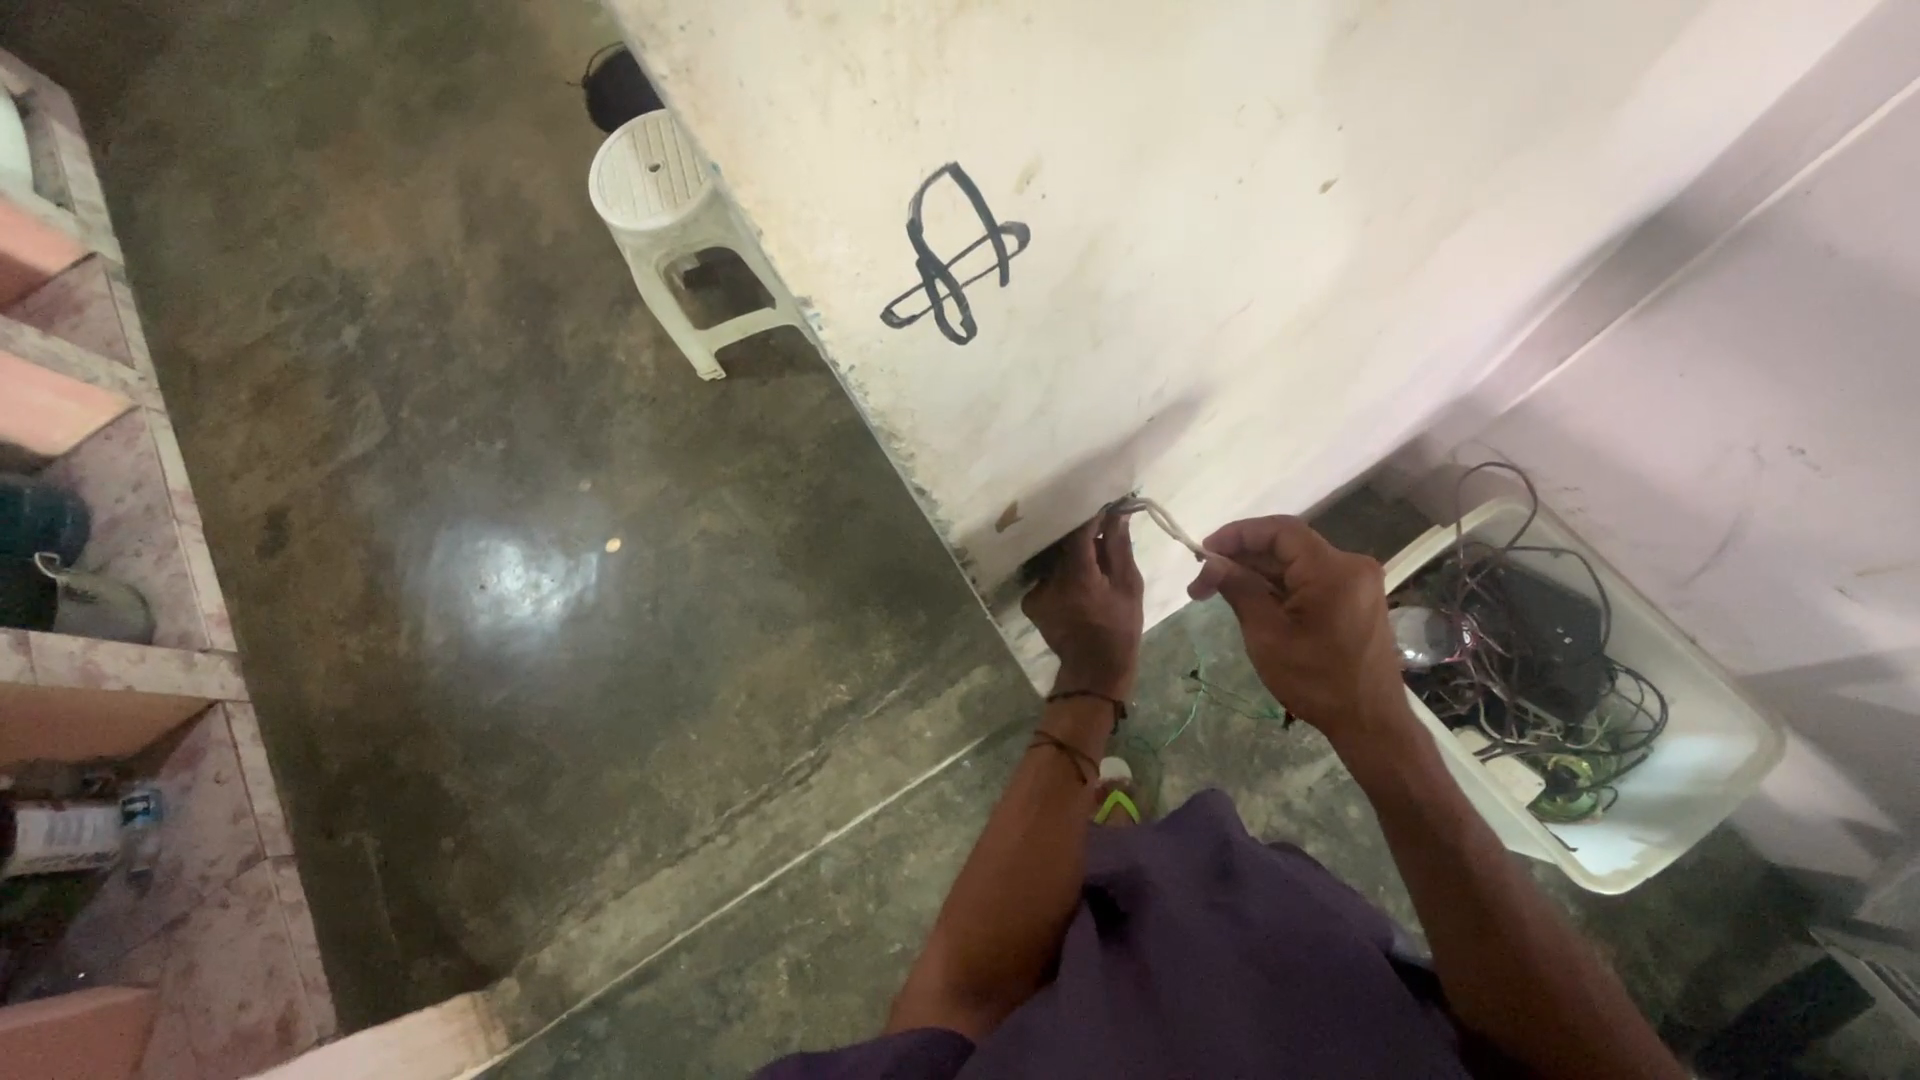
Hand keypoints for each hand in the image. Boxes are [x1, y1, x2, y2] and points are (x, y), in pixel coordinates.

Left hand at [1022, 511, 1144, 700]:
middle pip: (1064, 544)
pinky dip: (1060, 574)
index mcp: (1077, 575)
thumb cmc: (1120, 627)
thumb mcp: (1129, 584)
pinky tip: (1075, 584)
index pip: (1078, 531)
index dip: (1092, 517)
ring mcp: (1036, 591)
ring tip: (1091, 563)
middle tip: (1102, 536)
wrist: (1094, 668)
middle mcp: (1050, 579)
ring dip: (1071, 556)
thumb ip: (1119, 546)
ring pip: (1054, 559)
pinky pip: (1046, 576)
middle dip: (1083, 537)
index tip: (1105, 509)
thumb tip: (1117, 514)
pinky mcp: (1030, 601)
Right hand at [1187, 516, 1412, 745]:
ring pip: (1295, 564)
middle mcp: (1351, 566)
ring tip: (1217, 591)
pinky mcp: (1355, 600)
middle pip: (1287, 546)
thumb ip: (1239, 589)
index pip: (1279, 530)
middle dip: (1241, 558)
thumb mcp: (1267, 635)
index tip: (1203, 552)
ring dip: (1256, 573)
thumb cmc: (1316, 681)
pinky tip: (1249, 600)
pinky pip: (1309, 580)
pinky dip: (1278, 586)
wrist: (1370, 723)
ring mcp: (1356, 583)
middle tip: (1202, 580)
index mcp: (1333, 569)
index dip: (1237, 534)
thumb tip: (1210, 563)